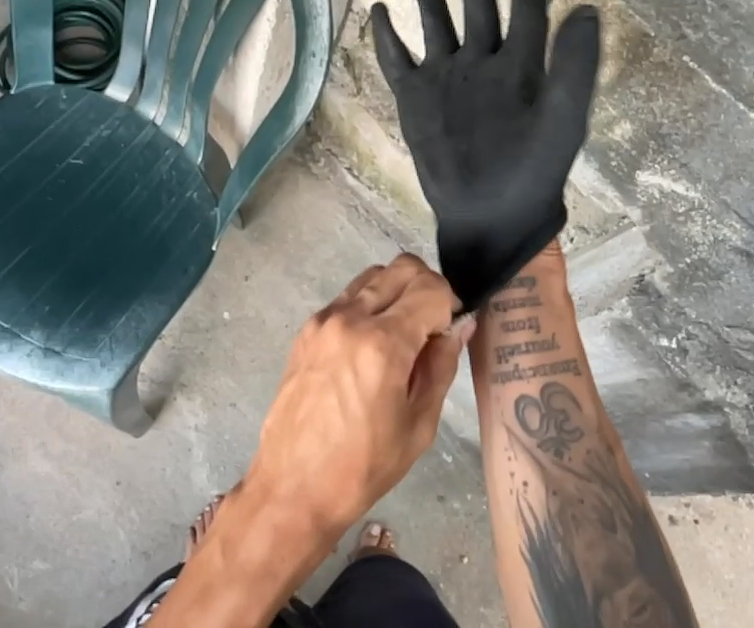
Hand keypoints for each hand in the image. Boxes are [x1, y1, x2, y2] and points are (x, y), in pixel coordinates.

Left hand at [245, 255, 472, 539]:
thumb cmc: (364, 464)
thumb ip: (441, 365)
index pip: (430, 288)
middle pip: (401, 268)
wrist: (294, 485)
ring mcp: (324, 320)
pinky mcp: (306, 330)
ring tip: (401, 334)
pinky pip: (347, 297)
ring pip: (372, 276)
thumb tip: (459, 325)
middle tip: (432, 324)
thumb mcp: (419, 424)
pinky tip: (371, 345)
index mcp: (383, 343)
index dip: (450, 303)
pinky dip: (368, 304)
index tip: (450, 329)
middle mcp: (351, 318)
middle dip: (426, 286)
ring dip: (395, 291)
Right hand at [371, 0, 601, 309]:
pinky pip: (397, 60)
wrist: (488, 212)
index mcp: (520, 66)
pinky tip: (380, 11)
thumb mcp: (564, 118)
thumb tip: (588, 8)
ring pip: (435, 24)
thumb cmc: (532, 169)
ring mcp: (445, 80)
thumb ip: (575, 66)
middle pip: (476, 7)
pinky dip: (387, 37)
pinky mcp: (415, 99)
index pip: (524, 10)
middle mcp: (481, 64)